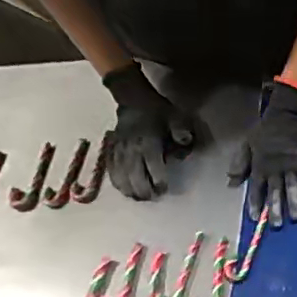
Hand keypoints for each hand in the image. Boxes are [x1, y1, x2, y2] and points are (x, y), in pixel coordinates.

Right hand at [102, 64, 200, 199]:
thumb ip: (181, 131)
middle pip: (136, 179)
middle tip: (153, 196)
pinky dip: (118, 184)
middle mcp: (132, 150)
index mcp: (148, 143)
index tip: (163, 189)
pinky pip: (111, 172)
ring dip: (131, 191)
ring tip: (140, 197)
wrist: (133, 99)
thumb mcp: (175, 117)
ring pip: (122, 179)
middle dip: (145, 192)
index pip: (153, 170)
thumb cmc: (157, 111)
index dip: (159, 183)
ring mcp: (119, 152)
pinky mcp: (111, 152)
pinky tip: (125, 190)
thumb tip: (186, 141)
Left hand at [228, 81, 296, 226]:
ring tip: (296, 218)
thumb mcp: (247, 144)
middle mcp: (276, 168)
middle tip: (276, 225)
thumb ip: (240, 164)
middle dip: (276, 208)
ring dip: (294, 203)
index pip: (256, 188)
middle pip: (275, 191)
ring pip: (293, 187)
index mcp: (260, 166)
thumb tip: (231, 183)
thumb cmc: (265, 132)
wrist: (288, 115)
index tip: (255, 218)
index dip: (255, 203)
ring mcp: (292, 166)